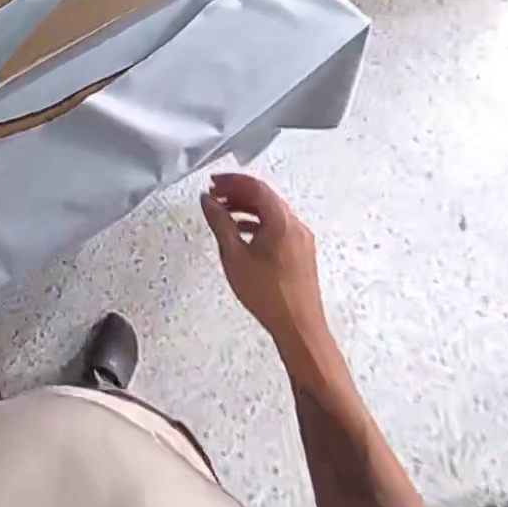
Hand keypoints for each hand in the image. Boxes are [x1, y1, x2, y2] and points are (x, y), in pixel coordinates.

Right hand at [200, 173, 329, 354]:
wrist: (298, 326)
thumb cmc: (269, 294)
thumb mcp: (233, 253)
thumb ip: (219, 221)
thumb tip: (208, 201)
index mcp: (282, 223)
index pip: (257, 187)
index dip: (232, 180)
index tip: (213, 181)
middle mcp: (296, 227)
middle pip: (265, 196)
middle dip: (237, 191)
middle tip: (214, 191)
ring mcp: (300, 239)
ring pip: (270, 210)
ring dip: (245, 205)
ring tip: (222, 209)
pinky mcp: (299, 251)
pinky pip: (276, 225)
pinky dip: (255, 220)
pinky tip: (239, 229)